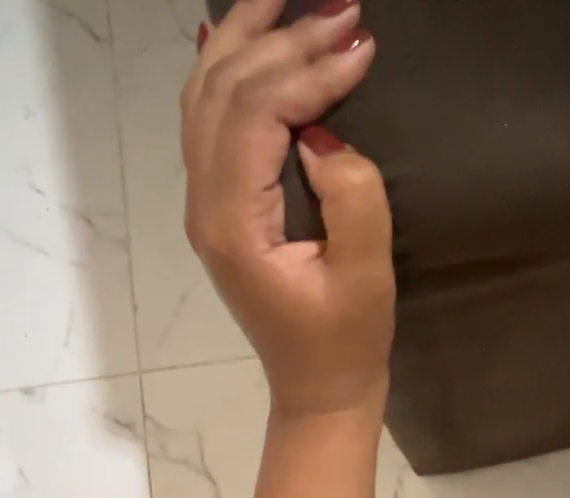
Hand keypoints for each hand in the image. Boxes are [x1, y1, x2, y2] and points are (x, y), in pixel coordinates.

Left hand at [181, 0, 393, 420]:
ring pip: (205, 95)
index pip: (258, 112)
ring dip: (245, 38)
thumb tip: (322, 134)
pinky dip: (224, 70)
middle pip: (224, 89)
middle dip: (283, 39)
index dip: (309, 70)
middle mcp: (204, 202)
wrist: (316, 388)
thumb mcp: (365, 278)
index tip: (365, 45)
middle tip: (345, 6)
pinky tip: (237, 38)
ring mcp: (204, 203)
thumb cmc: (346, 343)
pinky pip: (206, 120)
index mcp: (234, 221)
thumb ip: (351, 199)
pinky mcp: (219, 207)